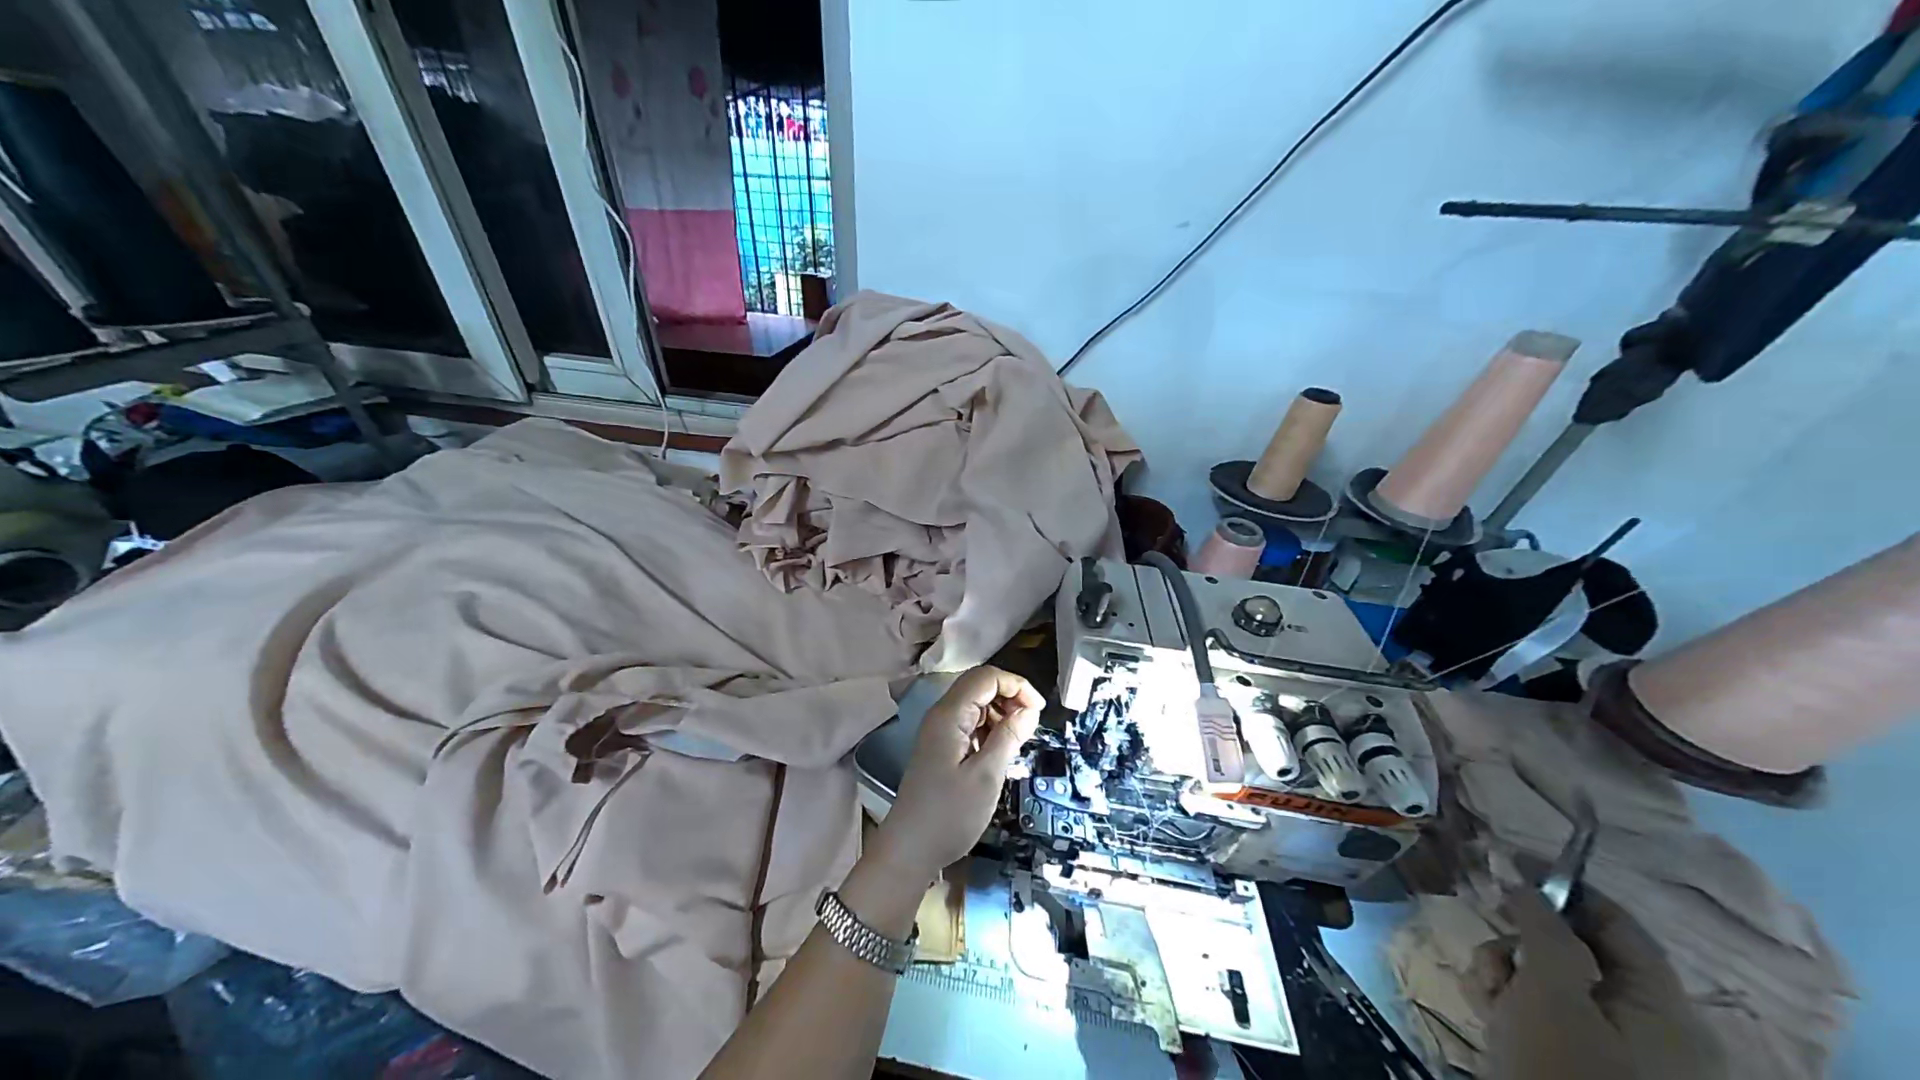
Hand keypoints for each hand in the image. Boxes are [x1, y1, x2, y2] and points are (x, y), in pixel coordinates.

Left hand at [869, 667, 1042, 884]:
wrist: (910, 849)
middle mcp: (941, 715)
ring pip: (975, 704)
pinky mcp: (941, 748)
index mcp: (949, 715)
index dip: (1016, 685)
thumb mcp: (987, 776)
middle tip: (1030, 723)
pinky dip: (989, 728)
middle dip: (1009, 696)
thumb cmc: (950, 814)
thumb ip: (1008, 737)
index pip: (985, 677)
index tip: (1039, 710)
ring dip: (1000, 712)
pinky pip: (969, 723)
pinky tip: (1000, 749)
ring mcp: (939, 732)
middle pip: (979, 686)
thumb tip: (1029, 710)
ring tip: (1018, 738)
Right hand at [1483, 887, 1723, 1079]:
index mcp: (1664, 1008)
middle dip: (1519, 943)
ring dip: (1503, 973)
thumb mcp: (1549, 992)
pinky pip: (1539, 1010)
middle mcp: (1647, 1024)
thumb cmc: (1563, 1070)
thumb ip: (1540, 927)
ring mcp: (1613, 1048)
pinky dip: (1507, 1000)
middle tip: (1490, 955)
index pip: (1616, 922)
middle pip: (1573, 949)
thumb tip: (1519, 873)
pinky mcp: (1577, 1061)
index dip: (1562, 886)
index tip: (1505, 862)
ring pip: (1546, 978)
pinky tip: (1487, 1012)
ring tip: (1486, 996)